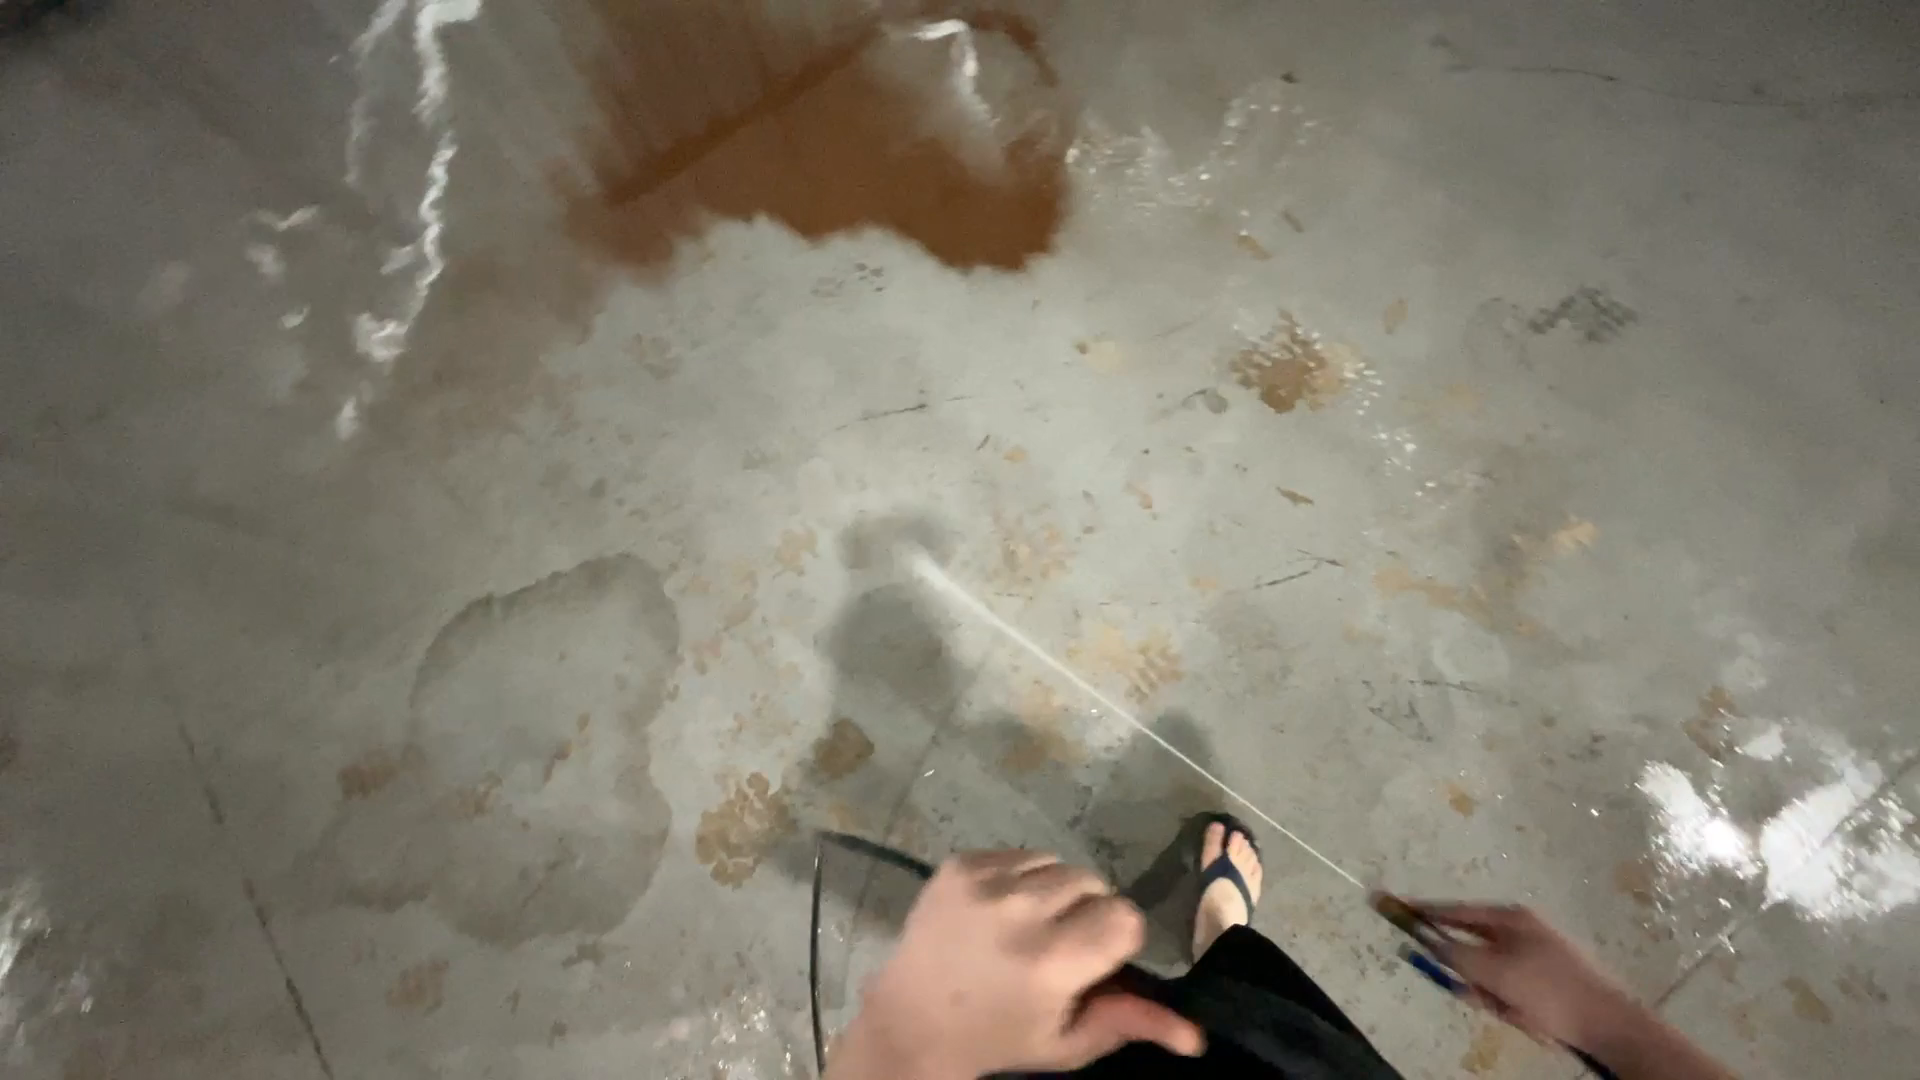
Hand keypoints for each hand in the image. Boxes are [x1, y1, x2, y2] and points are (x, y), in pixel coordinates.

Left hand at [835, 850, 1204, 1079]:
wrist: (912, 1018)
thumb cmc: (997, 1037)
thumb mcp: (1066, 1042)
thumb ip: (1128, 1024)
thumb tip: (1194, 1034)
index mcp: (1052, 962)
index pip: (1124, 917)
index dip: (1118, 937)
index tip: (1098, 956)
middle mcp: (1020, 911)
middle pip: (1092, 882)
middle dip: (1088, 910)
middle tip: (1063, 942)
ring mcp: (985, 880)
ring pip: (1058, 863)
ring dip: (1055, 890)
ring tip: (1029, 924)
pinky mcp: (961, 862)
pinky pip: (1019, 852)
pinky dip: (1020, 876)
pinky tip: (1001, 908)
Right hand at [1409, 901, 1637, 1049]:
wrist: (1615, 1027)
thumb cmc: (1548, 990)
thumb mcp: (1491, 970)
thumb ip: (1451, 952)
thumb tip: (1422, 938)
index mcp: (1509, 917)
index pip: (1454, 911)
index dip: (1423, 912)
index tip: (1395, 909)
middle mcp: (1523, 929)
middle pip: (1473, 947)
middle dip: (1471, 975)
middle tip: (1475, 994)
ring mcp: (1540, 955)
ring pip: (1493, 973)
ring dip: (1494, 995)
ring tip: (1515, 1014)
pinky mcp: (1552, 982)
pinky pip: (1515, 989)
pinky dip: (1514, 1005)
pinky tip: (1531, 1022)